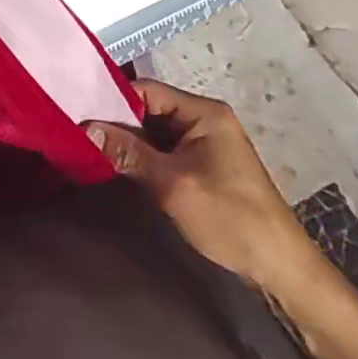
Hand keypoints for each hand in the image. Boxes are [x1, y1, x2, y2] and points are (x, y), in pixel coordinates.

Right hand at [84, 80, 315, 289]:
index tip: (78, 111)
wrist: (280, 268)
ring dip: (125, 141)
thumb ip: (128, 153)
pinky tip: (113, 163)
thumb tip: (85, 128)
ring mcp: (202, 143)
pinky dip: (139, 156)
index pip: (146, 90)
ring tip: (87, 145)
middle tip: (77, 131)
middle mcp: (203, 120)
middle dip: (115, 122)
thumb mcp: (172, 183)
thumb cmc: (230, 218)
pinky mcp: (200, 165)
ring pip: (151, 132)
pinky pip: (161, 150)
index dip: (112, 99)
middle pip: (147, 109)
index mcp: (204, 113)